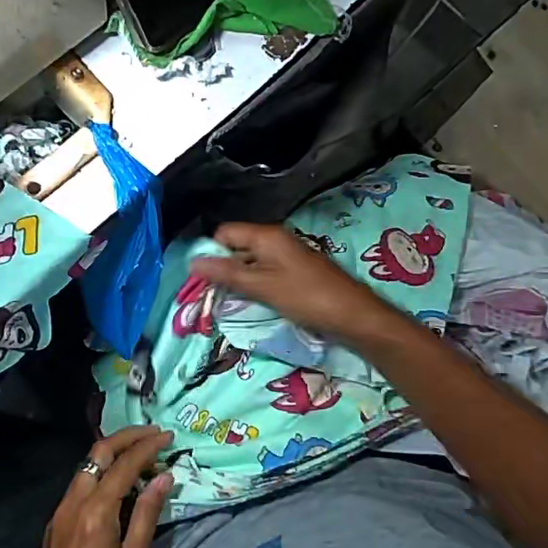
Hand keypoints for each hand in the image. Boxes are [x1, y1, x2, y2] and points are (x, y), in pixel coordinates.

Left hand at [10, 426, 174, 547]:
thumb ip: (146, 515)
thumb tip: (165, 477)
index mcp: (94, 514)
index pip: (122, 465)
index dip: (146, 446)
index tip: (167, 435)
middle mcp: (70, 506)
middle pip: (96, 455)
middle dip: (125, 439)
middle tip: (153, 434)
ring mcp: (57, 517)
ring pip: (84, 470)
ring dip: (111, 457)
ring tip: (141, 458)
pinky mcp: (52, 529)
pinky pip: (77, 489)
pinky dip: (98, 477)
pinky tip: (117, 487)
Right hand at [189, 223, 403, 345]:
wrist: (353, 315)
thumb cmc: (306, 297)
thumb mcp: (261, 286)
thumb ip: (227, 274)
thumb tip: (193, 262)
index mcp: (266, 235)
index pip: (224, 232)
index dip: (210, 251)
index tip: (201, 276)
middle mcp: (276, 239)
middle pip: (237, 245)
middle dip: (222, 266)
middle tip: (211, 292)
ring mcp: (288, 254)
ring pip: (251, 260)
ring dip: (239, 277)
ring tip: (229, 299)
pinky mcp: (296, 270)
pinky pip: (266, 270)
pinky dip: (256, 283)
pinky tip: (254, 300)